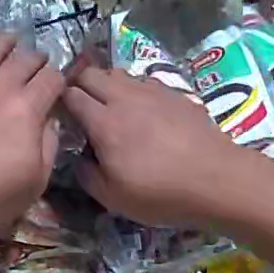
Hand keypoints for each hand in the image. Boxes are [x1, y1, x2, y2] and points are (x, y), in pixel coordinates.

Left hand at [0, 36, 62, 243]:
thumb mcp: (38, 179)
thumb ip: (48, 143)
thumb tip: (48, 121)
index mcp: (27, 107)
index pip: (52, 78)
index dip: (61, 79)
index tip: (61, 86)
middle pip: (24, 59)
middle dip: (38, 60)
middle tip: (41, 67)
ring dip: (6, 45)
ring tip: (12, 43)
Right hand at [64, 63, 262, 227]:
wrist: (217, 180)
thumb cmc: (160, 194)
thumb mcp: (113, 198)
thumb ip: (87, 175)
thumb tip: (79, 159)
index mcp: (104, 122)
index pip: (70, 95)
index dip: (58, 100)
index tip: (56, 112)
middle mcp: (125, 98)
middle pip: (91, 74)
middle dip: (78, 84)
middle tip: (77, 104)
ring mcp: (153, 92)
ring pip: (118, 74)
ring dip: (105, 84)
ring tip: (107, 105)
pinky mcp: (176, 94)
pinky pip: (144, 82)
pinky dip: (132, 90)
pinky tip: (141, 111)